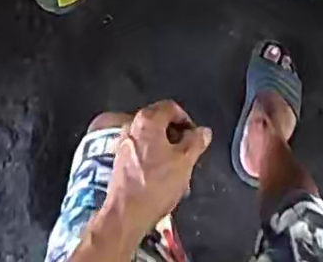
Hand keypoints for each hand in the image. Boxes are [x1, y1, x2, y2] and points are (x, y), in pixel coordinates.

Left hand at [102, 101, 210, 233]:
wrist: (125, 216)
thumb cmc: (155, 185)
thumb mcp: (185, 161)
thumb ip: (196, 142)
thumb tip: (203, 131)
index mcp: (148, 120)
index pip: (171, 107)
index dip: (187, 120)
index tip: (195, 136)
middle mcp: (133, 126)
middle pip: (160, 121)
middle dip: (176, 135)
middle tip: (187, 152)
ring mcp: (123, 144)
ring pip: (150, 138)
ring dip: (165, 148)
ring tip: (175, 169)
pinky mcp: (119, 162)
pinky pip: (141, 152)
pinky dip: (152, 158)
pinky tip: (159, 177)